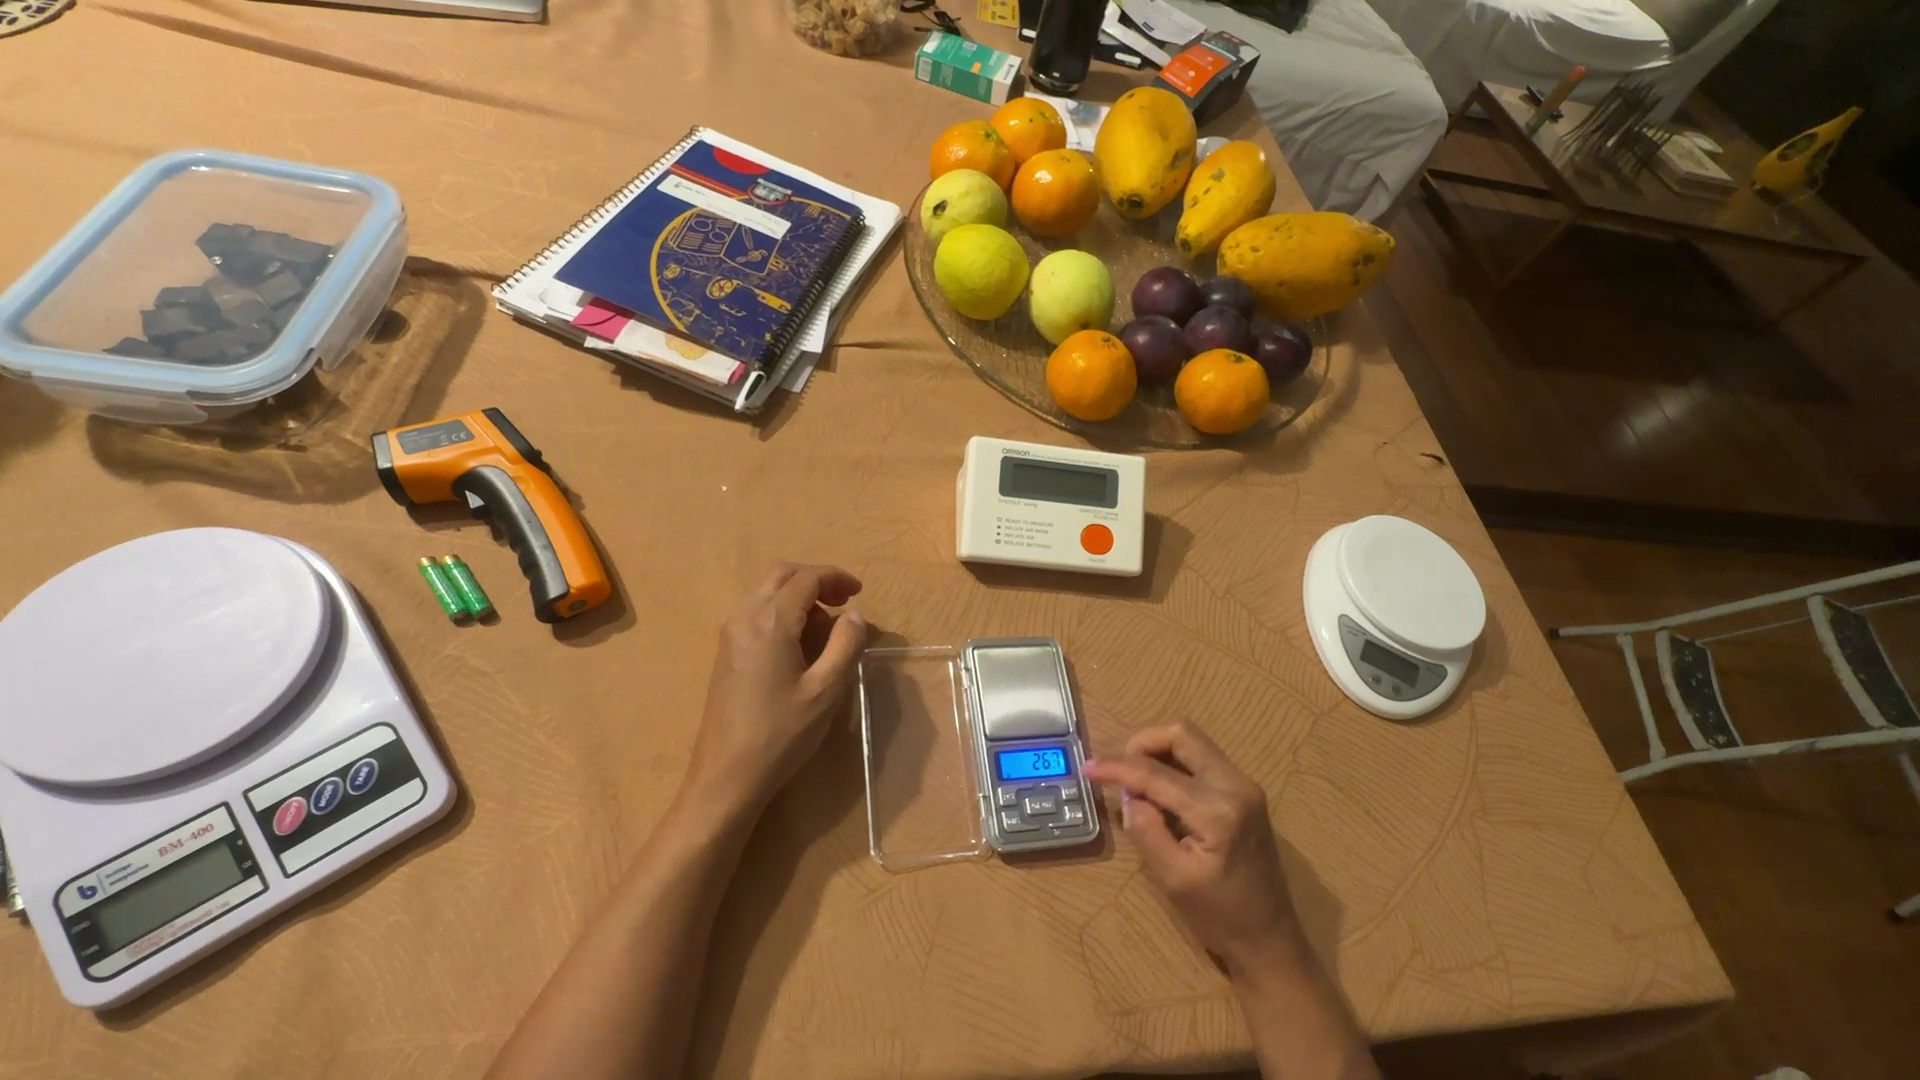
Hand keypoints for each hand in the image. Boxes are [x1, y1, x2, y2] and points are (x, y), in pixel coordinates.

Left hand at [686, 564, 867, 810]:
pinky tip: (799, 644)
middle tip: (844, 602)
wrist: (726, 775)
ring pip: (766, 593)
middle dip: (816, 580)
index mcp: (770, 622)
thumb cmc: (781, 734)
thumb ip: (844, 646)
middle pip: (781, 575)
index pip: (805, 579)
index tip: (860, 592)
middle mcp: (744, 618)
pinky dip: (783, 613)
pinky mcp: (726, 653)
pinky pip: (756, 613)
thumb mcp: (825, 691)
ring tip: (826, 628)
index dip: (836, 577)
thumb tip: (855, 615)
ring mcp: (730, 634)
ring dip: (799, 597)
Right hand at [1083, 722, 1297, 971]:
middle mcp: (1236, 786)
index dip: (1118, 767)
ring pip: (1193, 742)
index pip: (1157, 773)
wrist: (1269, 939)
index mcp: (1218, 811)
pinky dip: (1174, 764)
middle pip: (1182, 734)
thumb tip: (1129, 796)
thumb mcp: (1173, 879)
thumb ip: (1146, 830)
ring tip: (1134, 782)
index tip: (1088, 768)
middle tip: (1117, 769)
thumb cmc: (1220, 916)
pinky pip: (1203, 759)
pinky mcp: (1244, 792)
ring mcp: (1245, 786)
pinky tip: (1158, 790)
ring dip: (1158, 751)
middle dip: (1142, 742)